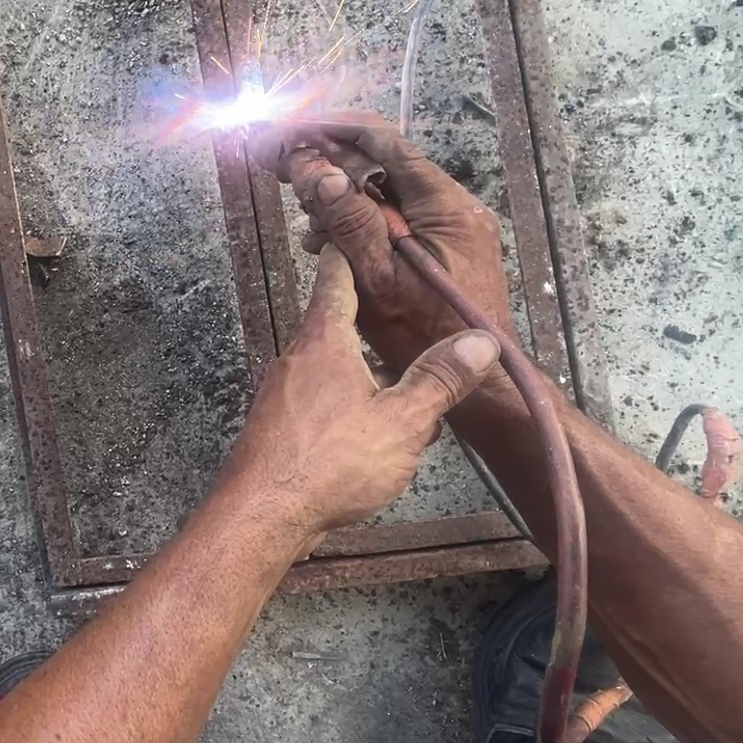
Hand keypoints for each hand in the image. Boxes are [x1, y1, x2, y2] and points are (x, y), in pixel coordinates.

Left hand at [209, 245, 500, 545]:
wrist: (262, 513)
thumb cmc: (331, 463)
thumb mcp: (401, 421)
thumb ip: (440, 379)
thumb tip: (480, 338)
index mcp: (322, 343)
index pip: (334, 281)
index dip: (348, 254)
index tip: (354, 230)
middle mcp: (295, 359)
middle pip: (333, 324)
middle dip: (368, 321)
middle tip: (401, 313)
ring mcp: (280, 392)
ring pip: (328, 366)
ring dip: (363, 370)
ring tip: (400, 389)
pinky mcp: (275, 423)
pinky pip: (316, 398)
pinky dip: (346, 400)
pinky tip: (368, 431)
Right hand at [251, 111, 511, 379]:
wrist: (478, 385)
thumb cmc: (428, 333)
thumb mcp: (379, 276)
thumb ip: (349, 221)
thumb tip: (316, 170)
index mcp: (441, 203)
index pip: (381, 142)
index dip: (329, 130)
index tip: (285, 132)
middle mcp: (447, 205)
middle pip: (377, 164)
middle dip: (327, 166)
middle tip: (280, 172)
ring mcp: (442, 227)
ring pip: (378, 194)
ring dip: (336, 202)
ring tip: (310, 230)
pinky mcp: (433, 248)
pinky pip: (385, 220)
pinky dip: (352, 225)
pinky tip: (328, 247)